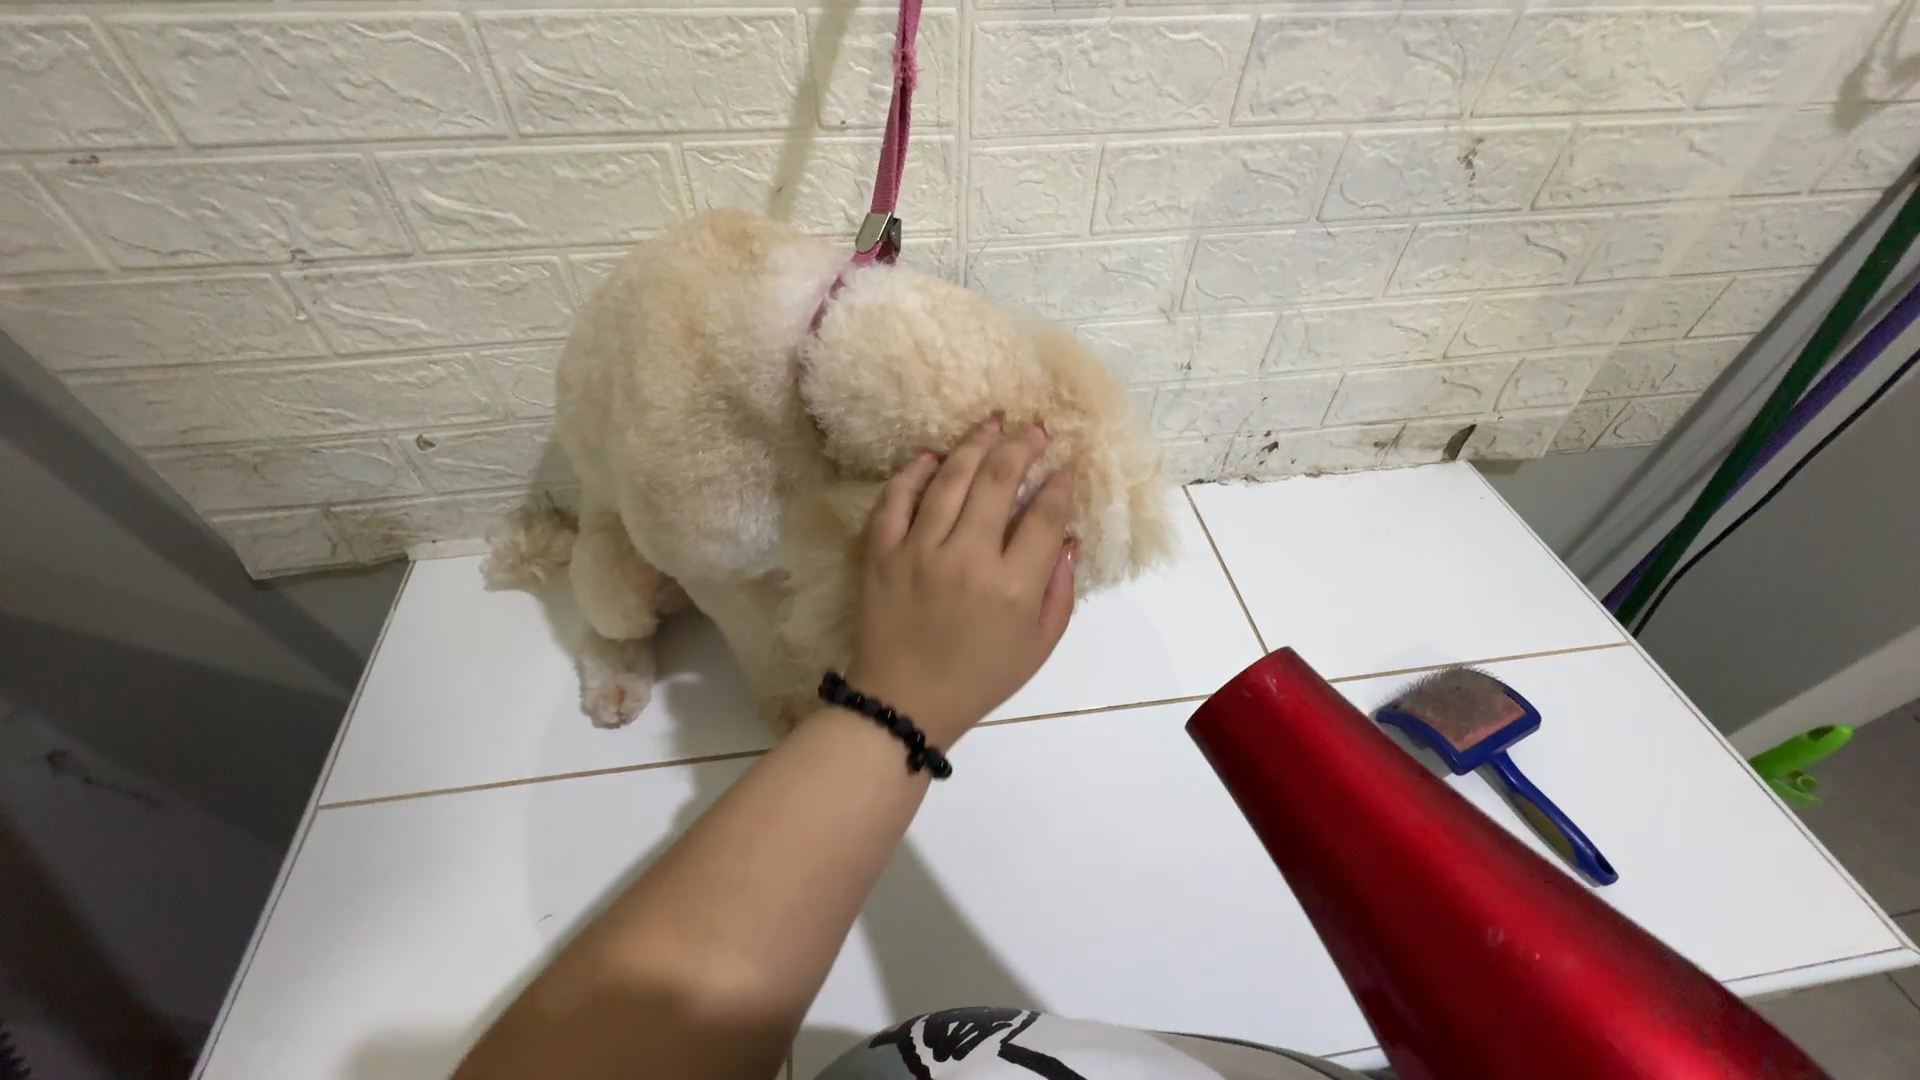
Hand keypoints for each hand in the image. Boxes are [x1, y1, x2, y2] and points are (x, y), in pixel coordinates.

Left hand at [844, 420, 1075, 747]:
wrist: (903, 703)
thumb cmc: (978, 678)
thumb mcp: (1037, 647)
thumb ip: (1060, 592)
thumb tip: (1068, 537)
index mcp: (1012, 588)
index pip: (1044, 517)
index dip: (1059, 485)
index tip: (1064, 469)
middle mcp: (967, 559)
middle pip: (998, 481)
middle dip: (1021, 446)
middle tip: (1033, 430)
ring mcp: (918, 552)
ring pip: (950, 479)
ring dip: (974, 445)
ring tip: (991, 424)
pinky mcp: (881, 553)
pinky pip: (895, 498)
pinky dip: (913, 472)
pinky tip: (931, 456)